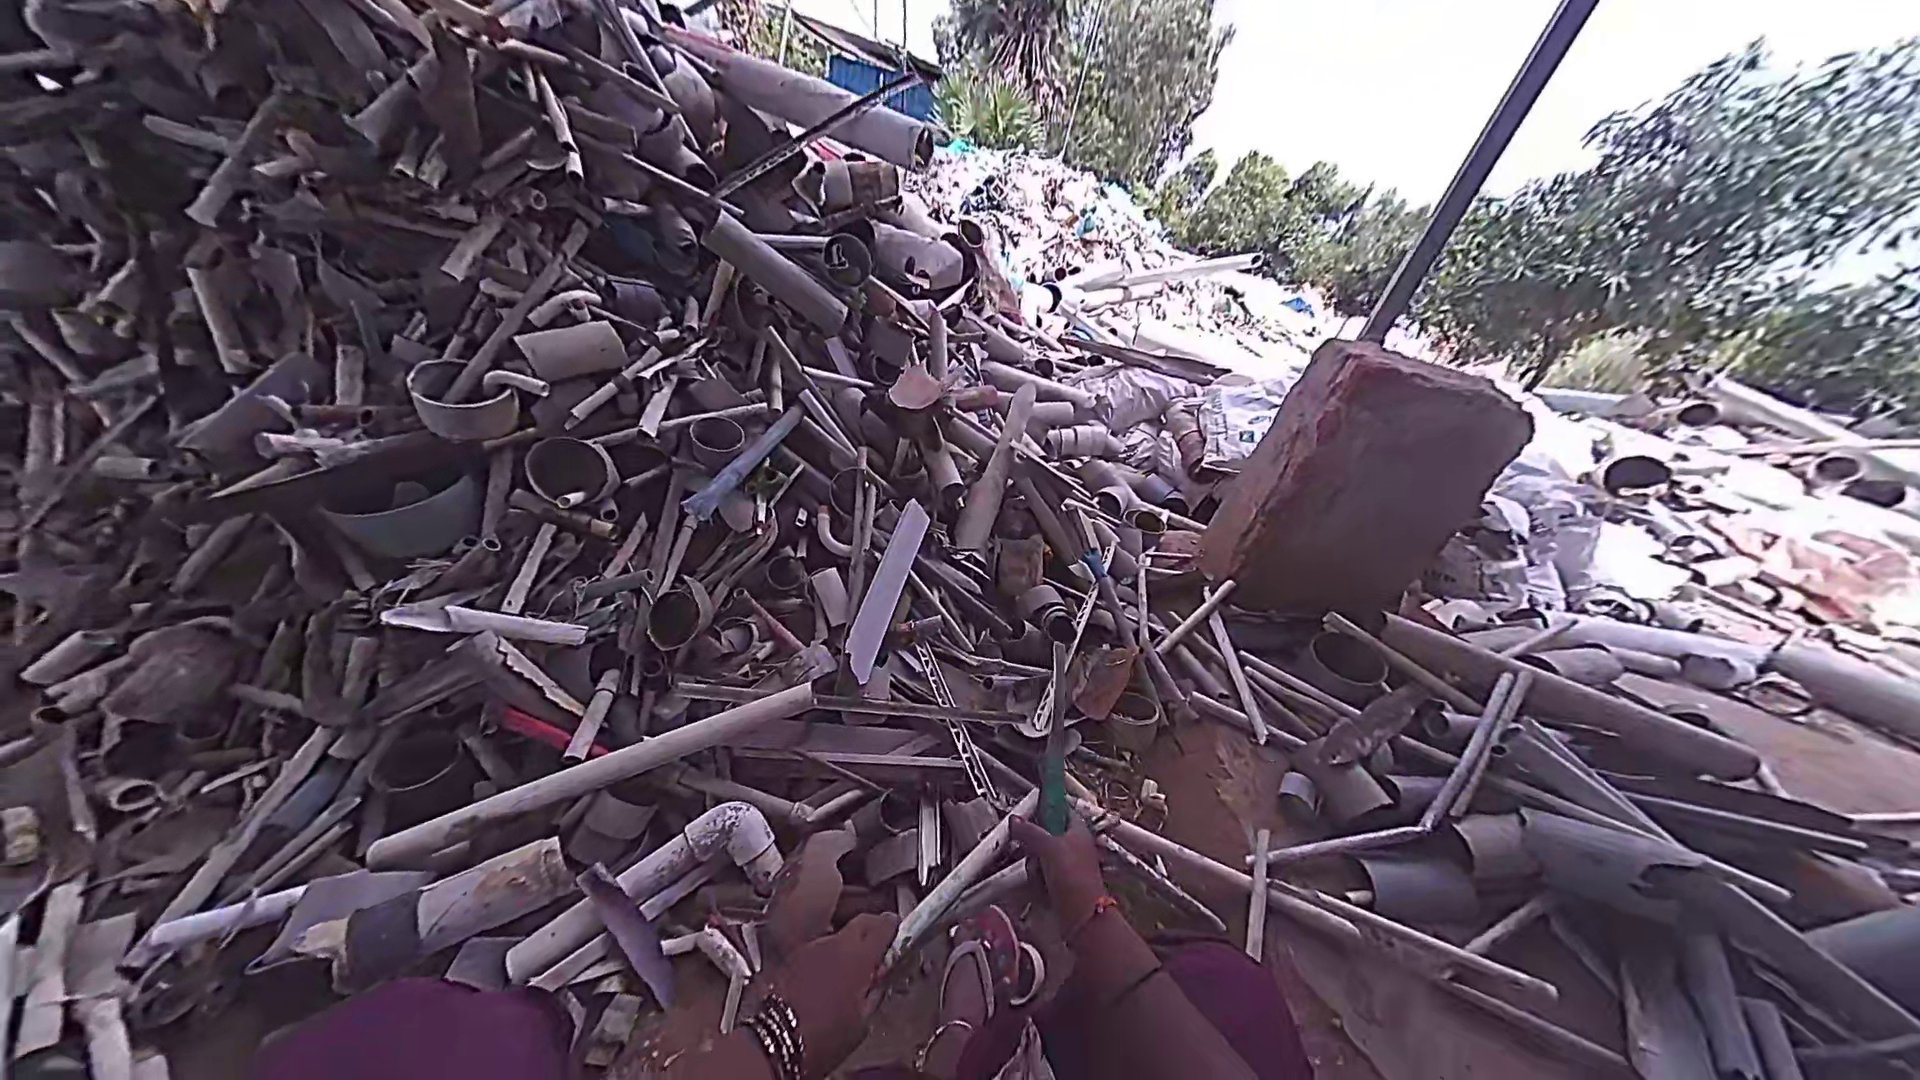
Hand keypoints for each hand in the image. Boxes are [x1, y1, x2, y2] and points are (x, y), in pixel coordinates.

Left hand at [769, 912, 897, 1077]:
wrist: (777, 1043)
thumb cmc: (822, 1039)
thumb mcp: (861, 1022)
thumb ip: (875, 992)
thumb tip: (880, 979)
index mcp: (859, 956)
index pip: (883, 926)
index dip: (893, 926)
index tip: (897, 930)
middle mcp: (836, 943)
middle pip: (862, 922)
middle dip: (873, 930)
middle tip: (878, 950)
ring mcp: (813, 947)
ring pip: (840, 935)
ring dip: (848, 946)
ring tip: (849, 973)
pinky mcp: (796, 956)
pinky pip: (820, 948)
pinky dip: (828, 957)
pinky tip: (827, 979)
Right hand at [1010, 815, 1106, 931]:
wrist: (1082, 920)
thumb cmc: (1075, 878)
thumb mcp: (1049, 847)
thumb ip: (1030, 831)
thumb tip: (1015, 821)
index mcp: (1077, 830)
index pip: (1060, 808)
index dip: (1045, 807)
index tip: (1030, 807)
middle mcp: (1072, 846)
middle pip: (1044, 834)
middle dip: (1034, 843)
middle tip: (1032, 848)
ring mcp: (1065, 866)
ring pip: (1038, 855)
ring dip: (1034, 864)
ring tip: (1038, 873)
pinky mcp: (1058, 885)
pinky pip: (1038, 875)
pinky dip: (1036, 880)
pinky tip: (1040, 886)